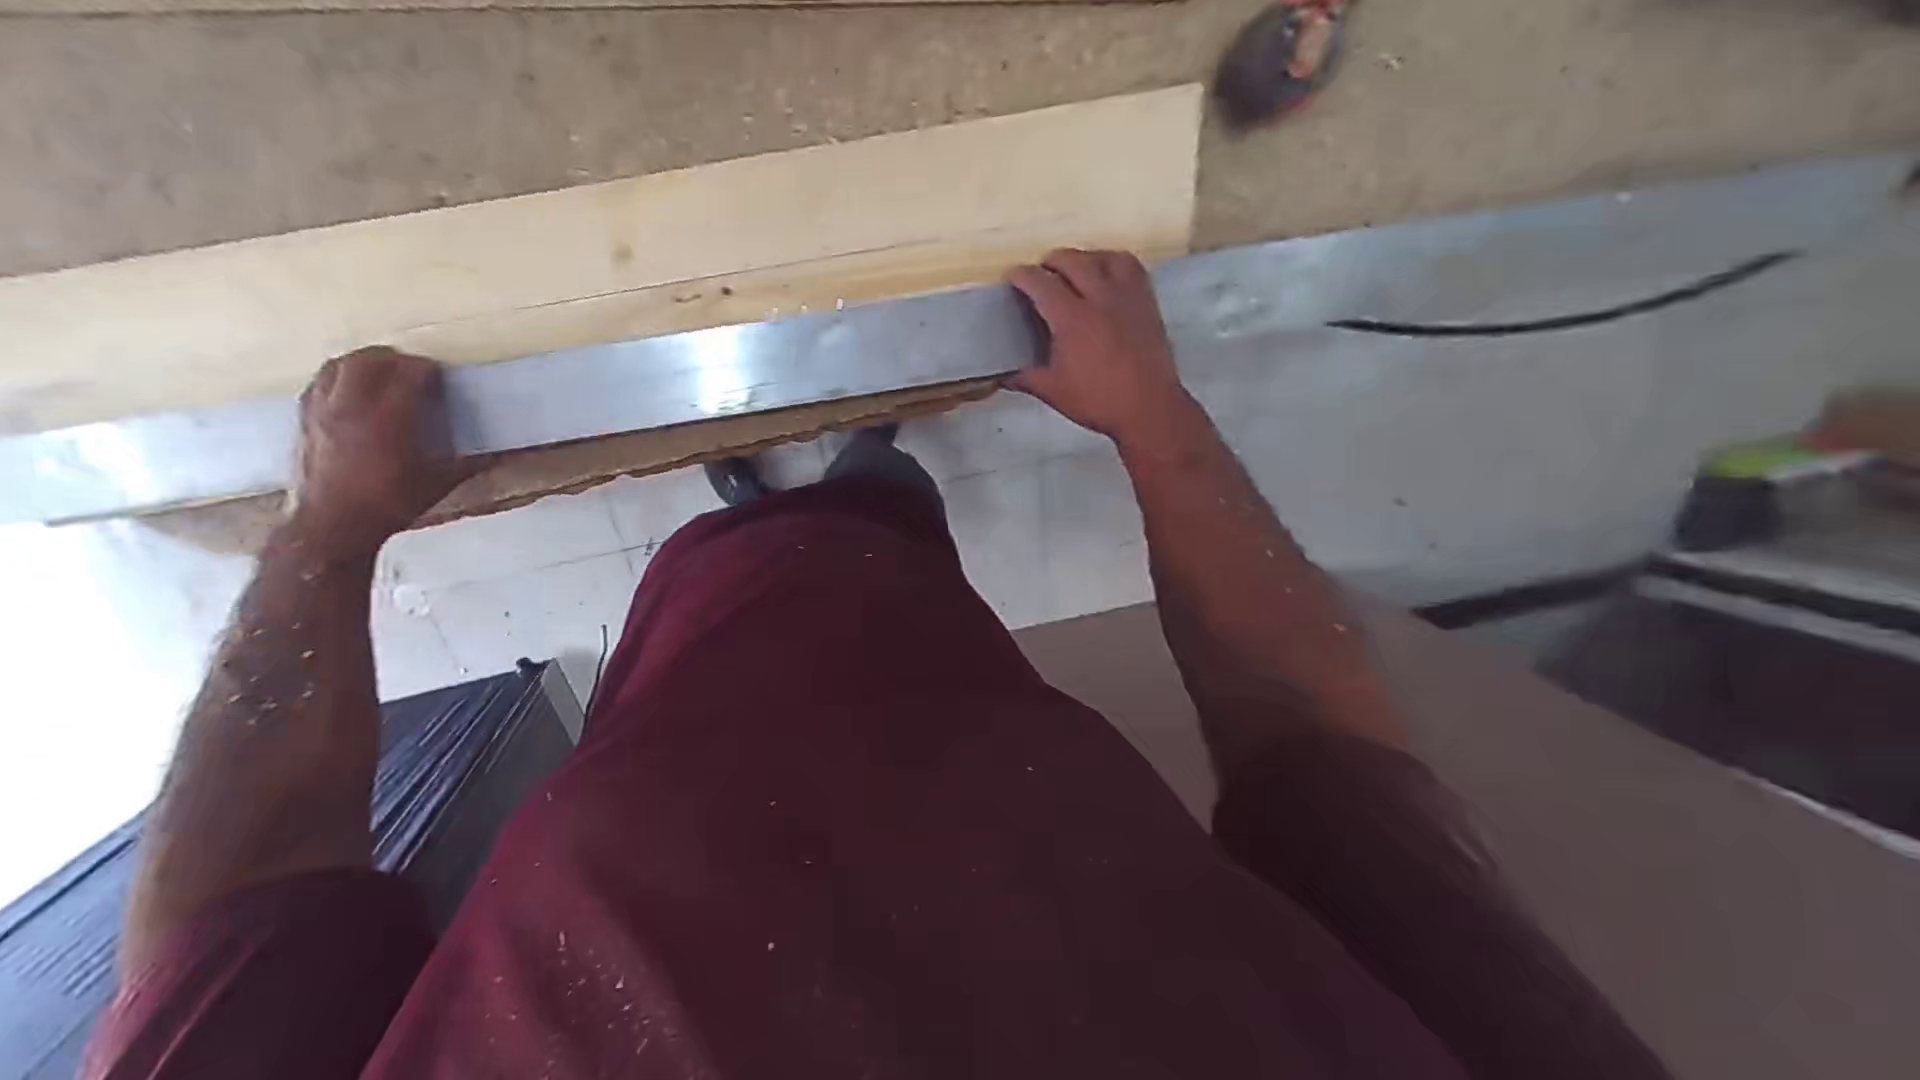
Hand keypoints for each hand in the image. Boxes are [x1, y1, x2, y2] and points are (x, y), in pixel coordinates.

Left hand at [290, 347, 472, 556]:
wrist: (332, 526)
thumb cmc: (390, 505)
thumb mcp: (437, 485)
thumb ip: (468, 465)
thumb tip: (501, 457)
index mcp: (387, 422)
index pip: (406, 377)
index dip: (424, 370)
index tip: (438, 372)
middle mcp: (350, 409)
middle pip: (367, 361)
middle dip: (391, 358)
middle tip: (410, 365)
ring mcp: (321, 412)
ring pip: (337, 366)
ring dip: (361, 362)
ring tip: (379, 370)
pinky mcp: (303, 420)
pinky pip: (318, 383)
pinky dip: (337, 378)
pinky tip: (349, 389)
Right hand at [1008, 249, 1200, 445]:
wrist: (1148, 409)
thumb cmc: (1098, 401)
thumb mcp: (1054, 391)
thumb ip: (1026, 378)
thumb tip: (1003, 376)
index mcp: (1072, 319)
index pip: (1040, 283)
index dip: (1022, 276)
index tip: (1012, 277)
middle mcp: (1099, 298)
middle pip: (1071, 260)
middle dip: (1050, 261)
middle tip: (1041, 273)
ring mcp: (1126, 297)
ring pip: (1103, 257)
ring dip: (1084, 257)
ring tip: (1075, 269)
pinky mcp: (1147, 302)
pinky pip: (1131, 267)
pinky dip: (1114, 262)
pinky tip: (1108, 275)